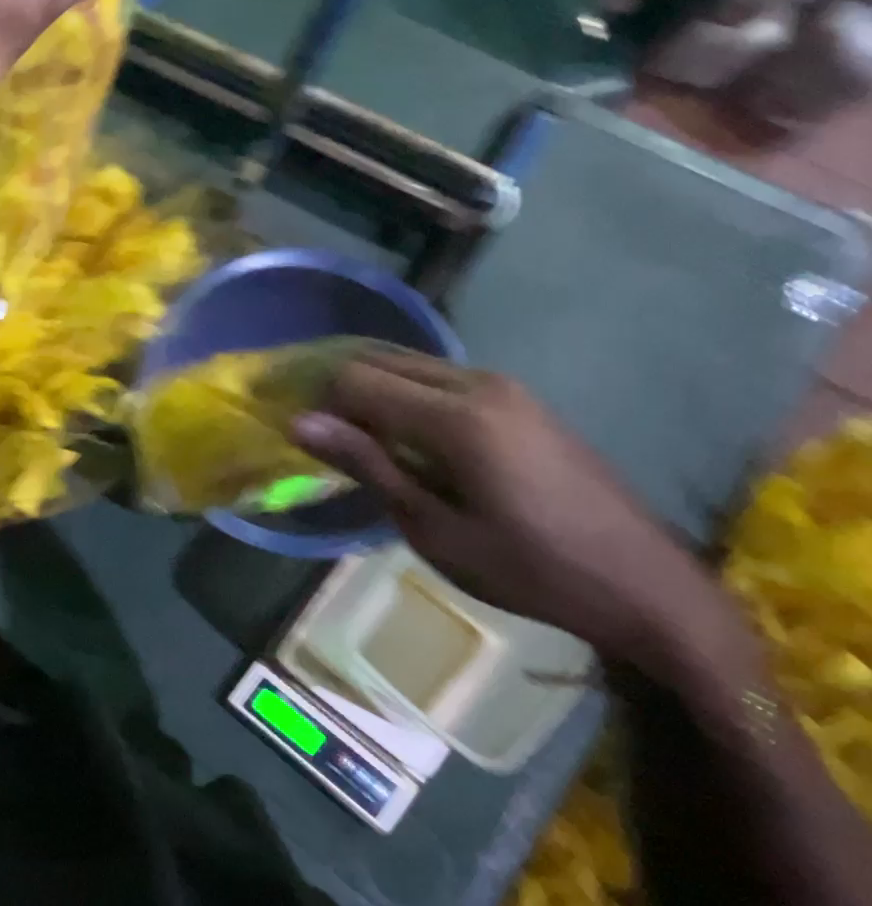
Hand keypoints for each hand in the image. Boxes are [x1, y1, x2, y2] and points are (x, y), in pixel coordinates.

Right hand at [291, 353, 730, 662]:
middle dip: (343, 392)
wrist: (643, 584)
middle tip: (325, 441)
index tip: (304, 442)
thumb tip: (301, 423)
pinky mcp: (521, 401)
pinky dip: (408, 399)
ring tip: (363, 446)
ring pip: (412, 367)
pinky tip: (409, 443)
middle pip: (383, 361)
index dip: (320, 404)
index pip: (357, 380)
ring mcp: (506, 388)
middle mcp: (480, 384)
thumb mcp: (433, 528)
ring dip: (376, 394)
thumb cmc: (529, 568)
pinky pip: (442, 381)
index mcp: (457, 417)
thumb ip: (368, 466)